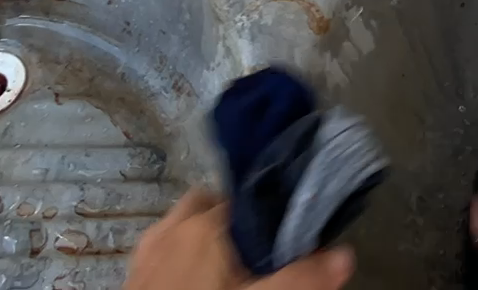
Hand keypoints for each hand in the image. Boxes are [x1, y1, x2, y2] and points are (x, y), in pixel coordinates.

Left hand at [124, 188, 355, 289]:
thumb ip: (302, 279)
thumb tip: (346, 255)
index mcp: (206, 223)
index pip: (248, 198)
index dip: (270, 214)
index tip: (285, 235)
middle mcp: (173, 226)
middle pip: (213, 205)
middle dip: (235, 221)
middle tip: (257, 256)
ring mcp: (147, 251)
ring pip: (183, 223)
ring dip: (204, 236)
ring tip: (228, 269)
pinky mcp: (131, 277)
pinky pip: (159, 249)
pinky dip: (177, 256)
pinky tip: (193, 279)